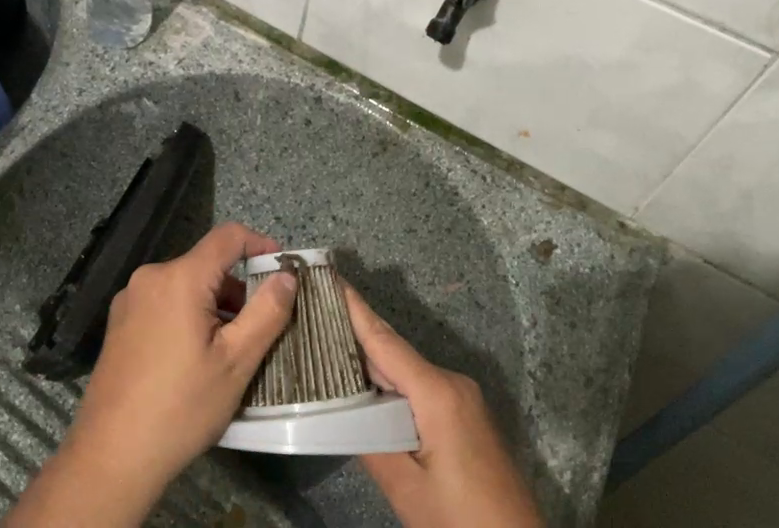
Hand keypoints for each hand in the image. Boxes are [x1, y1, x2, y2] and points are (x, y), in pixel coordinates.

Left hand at [6, 223, 297, 526]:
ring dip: (214, 307)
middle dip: (238, 288)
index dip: (261, 244)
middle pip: (206, 264)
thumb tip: (287, 276)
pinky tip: (196, 360)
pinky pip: (164, 304)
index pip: (228, 236)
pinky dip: (188, 317)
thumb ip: (267, 312)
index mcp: (180, 278)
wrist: (111, 456)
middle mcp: (150, 278)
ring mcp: (129, 301)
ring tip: (231, 352)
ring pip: (185, 286)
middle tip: (261, 328)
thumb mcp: (236, 362)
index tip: (283, 270)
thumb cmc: (180, 407)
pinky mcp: (119, 324)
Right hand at [346, 282, 542, 527]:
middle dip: (354, 334)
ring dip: (370, 365)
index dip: (354, 308)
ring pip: (406, 374)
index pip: (385, 342)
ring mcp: (463, 399)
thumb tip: (339, 412)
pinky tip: (364, 391)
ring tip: (326, 349)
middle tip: (313, 313)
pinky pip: (420, 390)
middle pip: (393, 354)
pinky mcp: (466, 418)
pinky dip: (391, 387)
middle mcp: (452, 383)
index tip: (328, 276)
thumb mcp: (408, 490)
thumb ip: (370, 444)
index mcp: (438, 393)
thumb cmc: (463, 520)